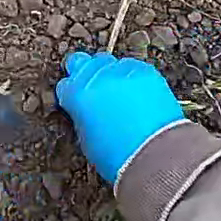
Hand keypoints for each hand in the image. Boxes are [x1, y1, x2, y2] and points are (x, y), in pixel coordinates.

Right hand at [55, 51, 184, 182]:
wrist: (154, 153)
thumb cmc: (120, 157)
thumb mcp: (87, 140)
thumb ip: (83, 117)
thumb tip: (86, 110)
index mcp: (78, 97)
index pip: (66, 84)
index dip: (71, 90)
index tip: (76, 94)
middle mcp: (97, 79)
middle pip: (86, 63)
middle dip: (88, 72)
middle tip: (97, 86)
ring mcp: (122, 73)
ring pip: (112, 63)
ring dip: (114, 74)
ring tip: (123, 92)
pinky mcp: (145, 72)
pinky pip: (135, 67)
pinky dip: (135, 76)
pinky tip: (139, 90)